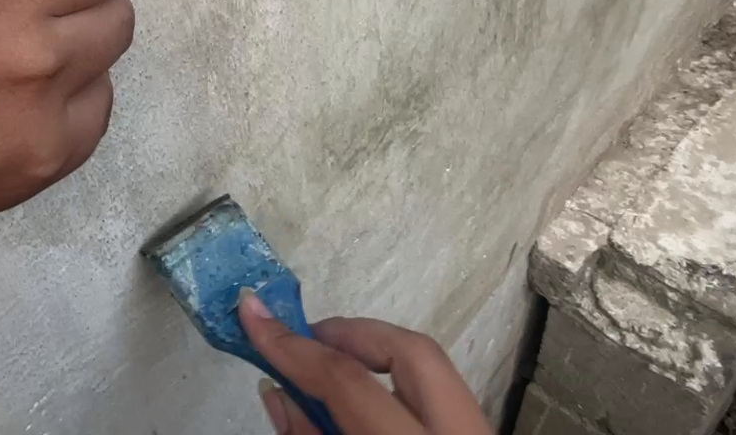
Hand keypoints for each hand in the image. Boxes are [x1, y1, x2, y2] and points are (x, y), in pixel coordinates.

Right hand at [238, 293, 491, 434]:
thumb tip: (279, 390)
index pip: (348, 380)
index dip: (292, 345)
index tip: (250, 314)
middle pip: (414, 351)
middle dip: (351, 332)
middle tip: (304, 341)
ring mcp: (484, 434)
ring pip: (432, 368)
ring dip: (374, 357)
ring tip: (330, 372)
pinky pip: (441, 398)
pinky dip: (398, 387)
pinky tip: (370, 406)